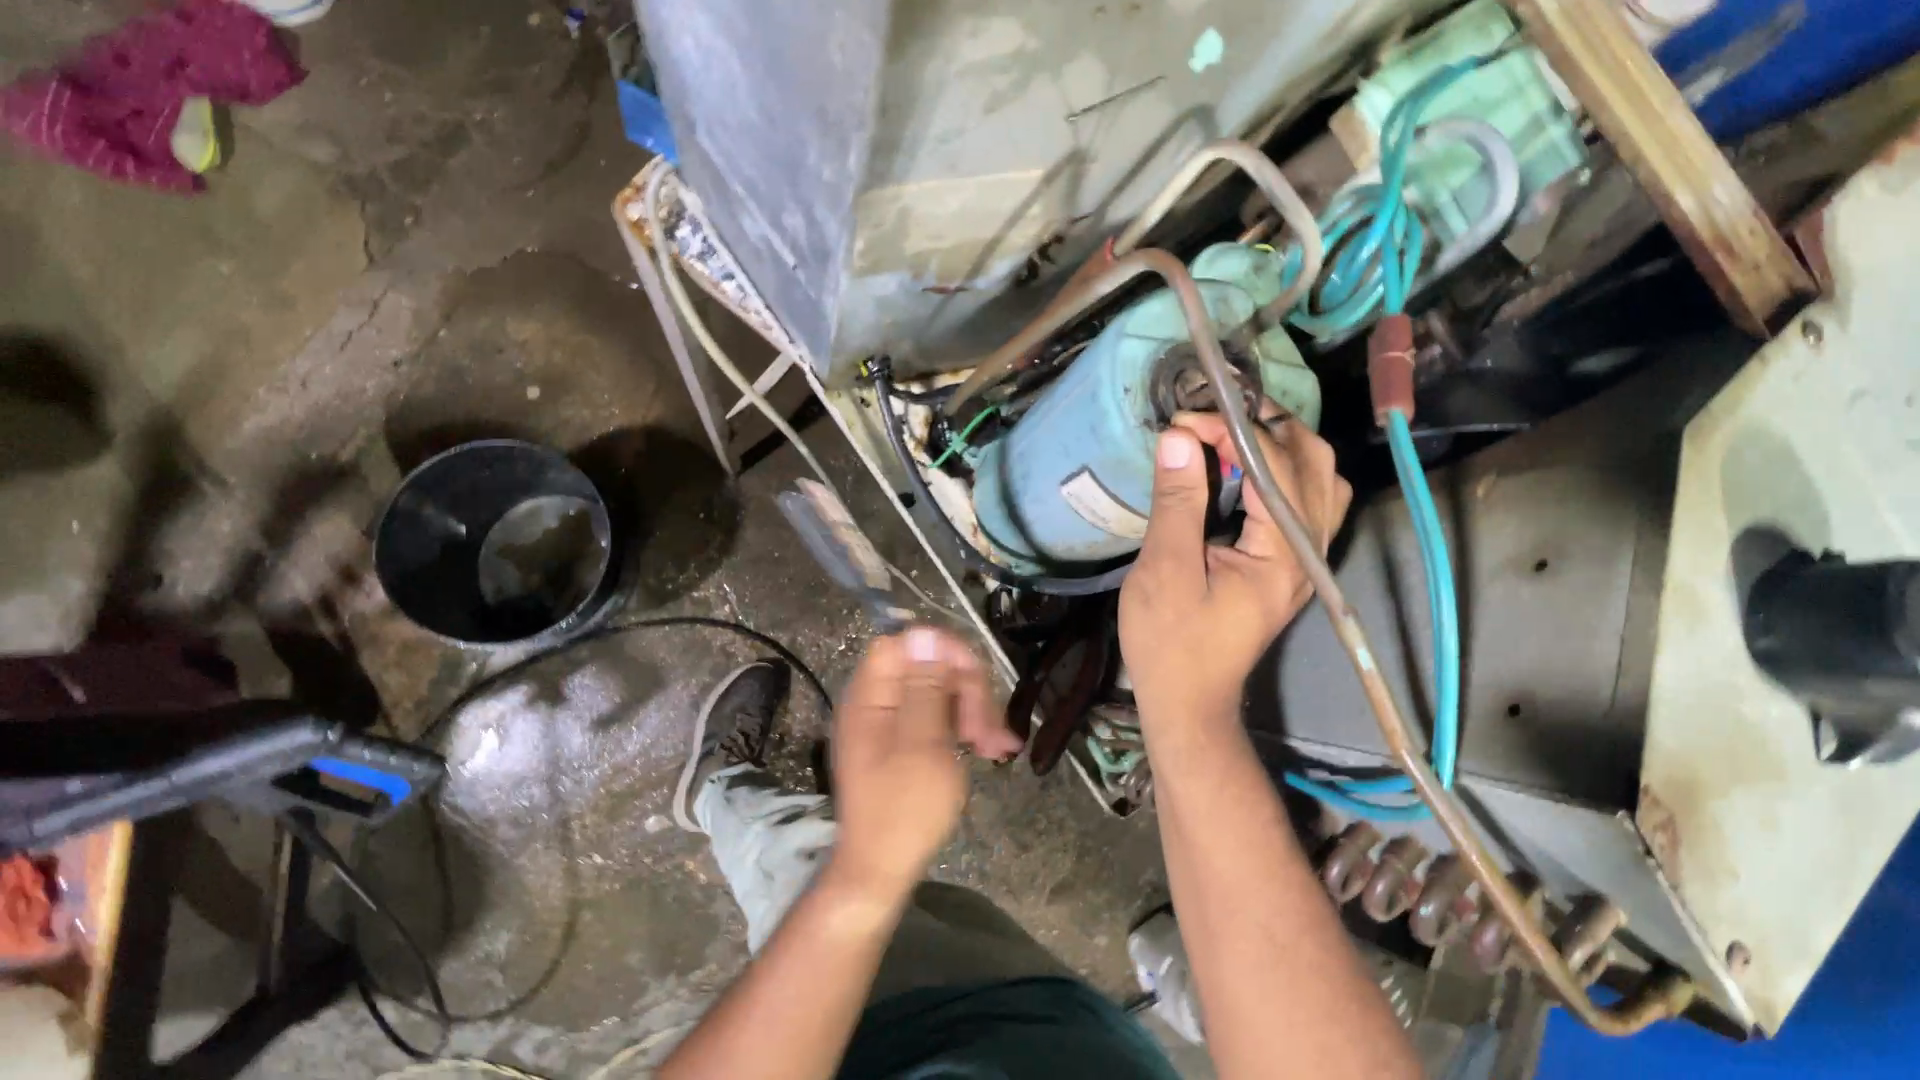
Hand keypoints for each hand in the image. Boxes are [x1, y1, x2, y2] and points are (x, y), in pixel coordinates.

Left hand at [826, 628, 1021, 904]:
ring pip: (937, 692)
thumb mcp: (922, 745)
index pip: (904, 644)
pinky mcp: (901, 745)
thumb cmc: (903, 811)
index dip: (943, 651)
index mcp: (870, 698)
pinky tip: (989, 749)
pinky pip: (935, 718)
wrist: (880, 871)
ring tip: (997, 746)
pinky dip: (962, 728)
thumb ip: (924, 688)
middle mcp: (875, 704)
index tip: (976, 679)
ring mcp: (887, 725)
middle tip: (990, 728)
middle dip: (965, 689)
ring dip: (971, 711)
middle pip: (926, 667)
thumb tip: (925, 633)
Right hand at [1119, 412, 1351, 725]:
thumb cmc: (1170, 643)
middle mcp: (1308, 552)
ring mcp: (1306, 561)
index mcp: (1282, 554)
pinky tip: (1244, 472)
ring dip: (1281, 447)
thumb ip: (1178, 502)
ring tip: (1229, 436)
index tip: (1181, 421)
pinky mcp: (1292, 566)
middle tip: (1210, 418)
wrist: (1189, 701)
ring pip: (1319, 480)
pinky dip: (1282, 473)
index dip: (1228, 431)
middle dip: (1265, 427)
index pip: (1272, 466)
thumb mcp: (1164, 571)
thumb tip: (1178, 437)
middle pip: (1314, 463)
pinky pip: (1307, 502)